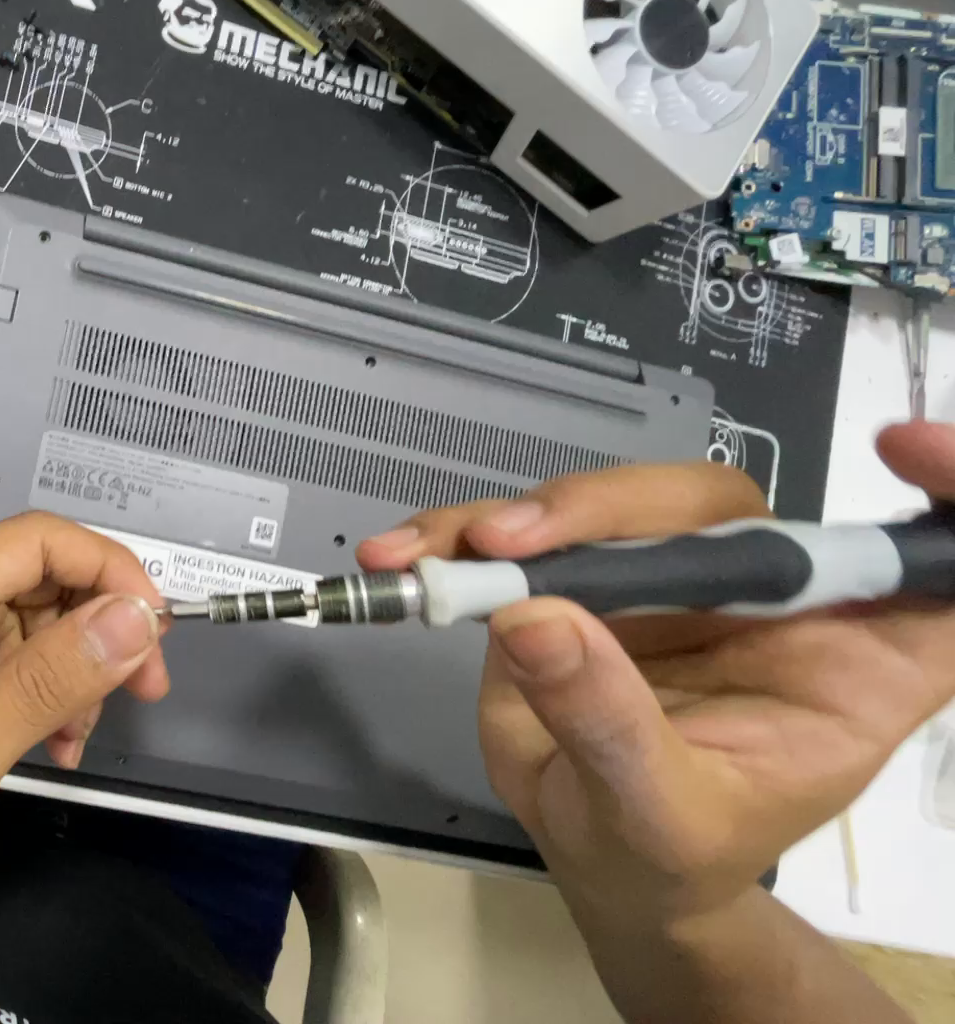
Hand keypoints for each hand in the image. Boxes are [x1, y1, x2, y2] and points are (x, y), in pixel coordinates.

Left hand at [0, 513, 169, 909]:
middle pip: (42, 574)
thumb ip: (50, 680)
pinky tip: (53, 743)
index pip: (38, 539)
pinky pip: (14, 654)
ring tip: (74, 739)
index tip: (155, 632)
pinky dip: (46, 692)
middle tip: (143, 691)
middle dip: (100, 628)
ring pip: (37, 618)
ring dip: (74, 671)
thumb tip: (136, 617)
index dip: (109, 569)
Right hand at [358, 421, 954, 927]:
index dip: (949, 489)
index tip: (897, 446)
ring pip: (586, 510)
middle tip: (510, 541)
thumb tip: (535, 621)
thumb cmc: (666, 854)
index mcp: (839, 654)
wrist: (586, 852)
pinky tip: (401, 557)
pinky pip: (504, 538)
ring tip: (421, 555)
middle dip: (605, 507)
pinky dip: (446, 541)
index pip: (932, 556)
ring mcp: (646, 584)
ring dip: (495, 520)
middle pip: (703, 508)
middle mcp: (747, 598)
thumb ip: (610, 720)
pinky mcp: (559, 582)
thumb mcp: (659, 811)